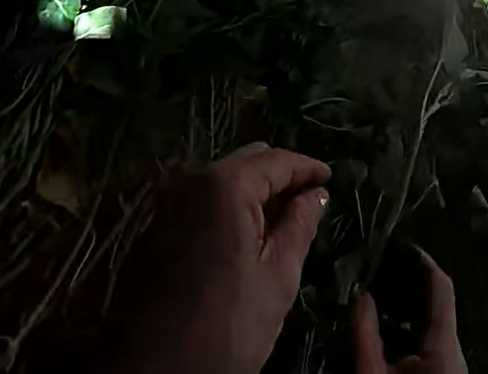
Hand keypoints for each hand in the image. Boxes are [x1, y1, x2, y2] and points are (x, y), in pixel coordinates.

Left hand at [114, 143, 331, 373]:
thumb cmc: (224, 327)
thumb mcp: (277, 277)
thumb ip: (300, 225)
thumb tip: (318, 194)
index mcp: (225, 184)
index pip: (277, 159)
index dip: (308, 167)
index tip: (330, 177)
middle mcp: (194, 178)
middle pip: (249, 160)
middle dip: (281, 176)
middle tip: (309, 200)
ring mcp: (170, 199)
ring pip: (225, 177)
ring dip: (255, 191)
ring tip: (282, 218)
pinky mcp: (157, 224)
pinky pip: (203, 197)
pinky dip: (229, 205)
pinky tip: (246, 233)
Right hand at [353, 248, 466, 373]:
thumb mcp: (372, 373)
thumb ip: (365, 332)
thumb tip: (360, 294)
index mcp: (445, 344)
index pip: (440, 285)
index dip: (420, 259)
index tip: (398, 244)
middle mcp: (454, 351)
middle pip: (434, 301)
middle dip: (407, 281)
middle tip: (379, 266)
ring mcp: (451, 365)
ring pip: (430, 322)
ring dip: (405, 306)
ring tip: (376, 295)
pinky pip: (427, 341)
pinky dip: (406, 328)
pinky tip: (383, 330)